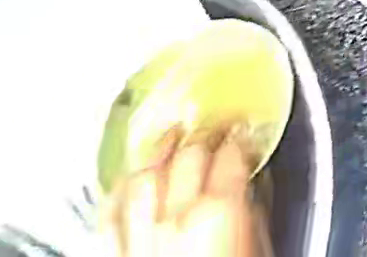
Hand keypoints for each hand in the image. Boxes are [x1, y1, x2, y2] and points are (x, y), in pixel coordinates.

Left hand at [105, 129, 270, 256]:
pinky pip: (107, 218)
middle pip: (186, 158)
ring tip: (167, 135)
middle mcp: (175, 218)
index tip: (243, 126)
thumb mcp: (258, 243)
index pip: (230, 153)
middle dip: (202, 135)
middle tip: (213, 124)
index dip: (238, 134)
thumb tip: (247, 183)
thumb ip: (251, 208)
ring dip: (155, 153)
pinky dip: (119, 193)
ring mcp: (136, 241)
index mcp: (219, 209)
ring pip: (141, 182)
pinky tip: (126, 180)